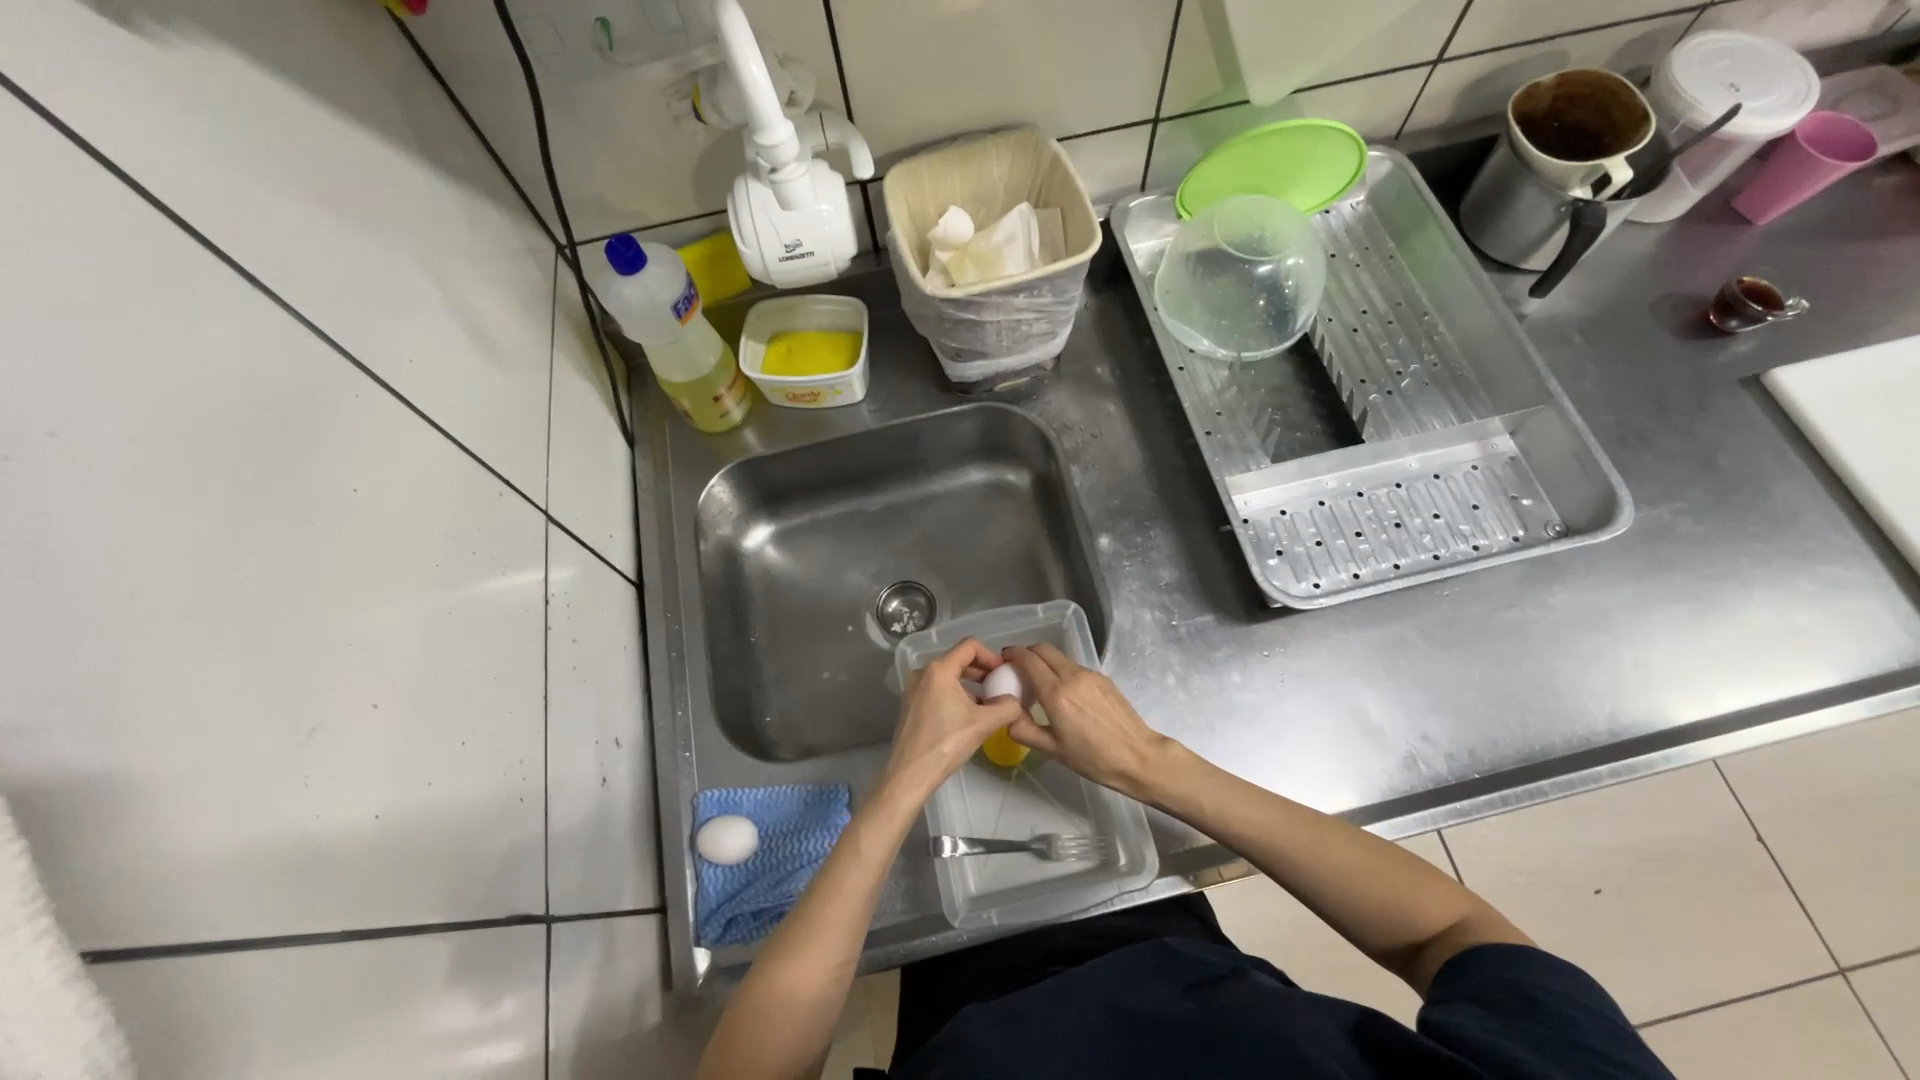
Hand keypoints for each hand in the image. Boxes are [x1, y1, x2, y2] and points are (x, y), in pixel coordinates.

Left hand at [883, 639, 1024, 799]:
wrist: (910, 774)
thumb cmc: (947, 743)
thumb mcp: (984, 723)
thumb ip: (1007, 707)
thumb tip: (1015, 701)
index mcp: (938, 670)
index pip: (969, 646)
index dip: (991, 656)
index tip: (1004, 672)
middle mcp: (922, 673)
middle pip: (957, 660)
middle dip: (981, 671)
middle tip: (999, 687)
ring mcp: (912, 689)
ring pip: (947, 677)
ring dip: (969, 685)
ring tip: (986, 704)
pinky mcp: (909, 705)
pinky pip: (936, 690)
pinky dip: (954, 695)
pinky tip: (966, 716)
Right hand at [1002, 644, 1172, 798]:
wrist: (1138, 757)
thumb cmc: (1093, 758)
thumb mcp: (1052, 750)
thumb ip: (1024, 730)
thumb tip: (1009, 714)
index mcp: (1056, 694)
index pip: (1028, 660)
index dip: (1012, 655)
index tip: (1003, 660)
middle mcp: (1072, 676)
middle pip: (1043, 650)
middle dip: (1027, 653)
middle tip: (1018, 668)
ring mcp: (1090, 675)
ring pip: (1060, 657)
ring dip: (1045, 661)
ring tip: (1040, 682)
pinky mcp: (1103, 678)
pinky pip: (1075, 666)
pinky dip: (1061, 670)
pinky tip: (1064, 692)